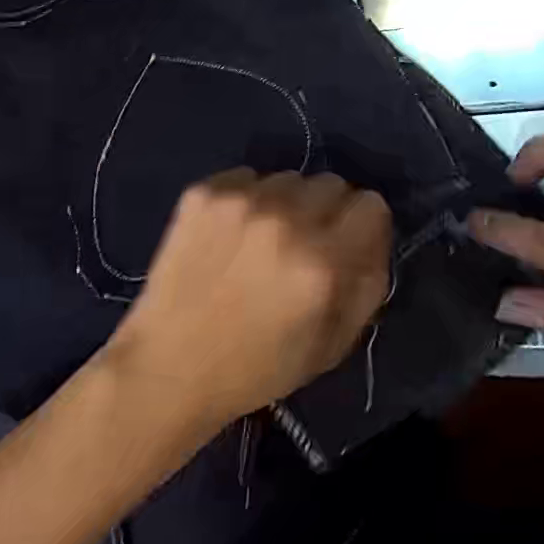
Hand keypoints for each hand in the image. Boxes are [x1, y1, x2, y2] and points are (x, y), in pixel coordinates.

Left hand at [104, 169, 390, 430]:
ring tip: (262, 240)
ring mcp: (241, 201)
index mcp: (324, 262)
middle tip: (303, 244)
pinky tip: (230, 234)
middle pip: (332, 183)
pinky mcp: (203, 192)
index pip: (371, 204)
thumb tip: (374, 238)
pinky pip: (247, 177)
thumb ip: (369, 284)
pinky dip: (248, 198)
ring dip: (287, 203)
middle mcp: (287, 220)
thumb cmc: (258, 367)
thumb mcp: (335, 344)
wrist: (169, 366)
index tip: (346, 246)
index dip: (363, 227)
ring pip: (289, 177)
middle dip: (327, 211)